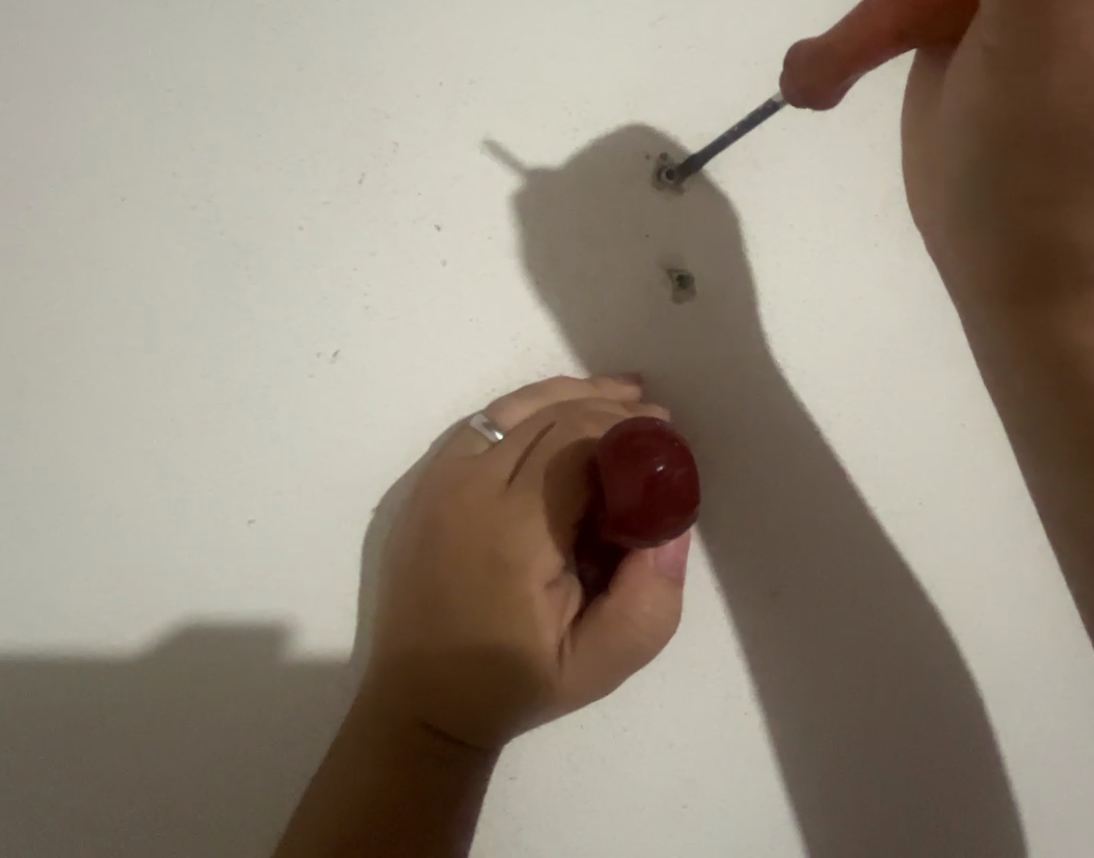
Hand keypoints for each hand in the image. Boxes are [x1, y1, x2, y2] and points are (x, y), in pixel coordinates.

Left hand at [359, 375, 693, 752]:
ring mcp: (439, 479)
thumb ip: (651, 596)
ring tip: (616, 394)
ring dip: (568, 394)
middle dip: (607, 406)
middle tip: (653, 417)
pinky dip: (526, 407)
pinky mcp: (425, 483)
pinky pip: (482, 423)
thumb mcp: (601, 662)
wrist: (420, 700)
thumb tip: (672, 523)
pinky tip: (556, 412)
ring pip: (512, 407)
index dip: (625, 427)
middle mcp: (470, 487)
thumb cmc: (514, 681)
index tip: (663, 435)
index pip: (576, 441)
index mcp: (515, 527)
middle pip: (548, 415)